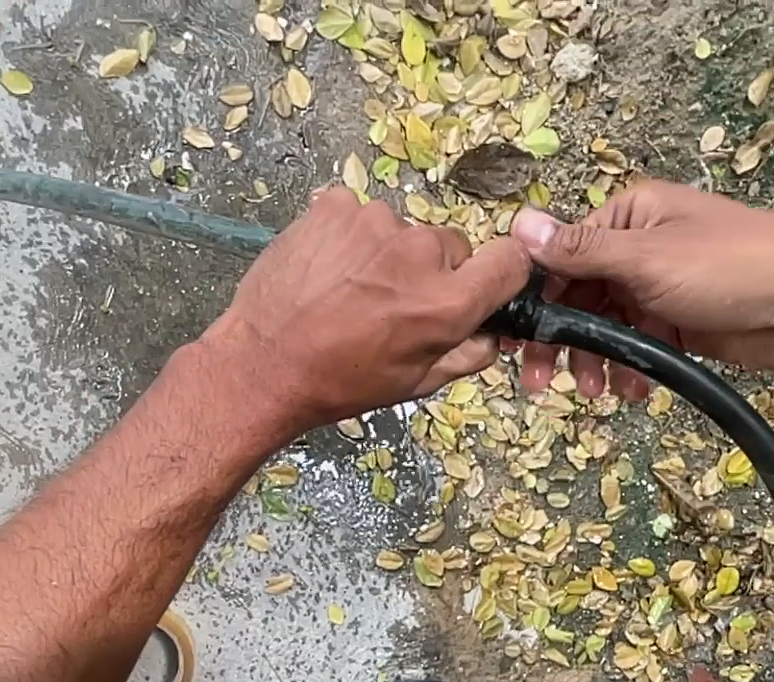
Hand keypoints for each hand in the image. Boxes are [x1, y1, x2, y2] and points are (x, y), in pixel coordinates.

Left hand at [186, 188, 530, 441]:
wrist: (263, 365)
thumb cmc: (341, 383)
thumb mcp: (414, 384)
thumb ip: (468, 354)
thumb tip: (495, 333)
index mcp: (446, 303)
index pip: (510, 261)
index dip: (500, 274)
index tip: (480, 288)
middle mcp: (418, 252)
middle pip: (450, 248)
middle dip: (432, 274)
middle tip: (391, 306)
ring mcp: (374, 222)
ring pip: (402, 234)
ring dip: (387, 257)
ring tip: (350, 293)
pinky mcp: (335, 206)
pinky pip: (360, 217)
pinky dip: (351, 239)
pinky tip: (328, 272)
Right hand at [507, 180, 773, 397]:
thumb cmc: (732, 268)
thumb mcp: (648, 259)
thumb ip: (580, 250)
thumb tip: (518, 223)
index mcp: (629, 216)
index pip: (560, 257)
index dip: (535, 300)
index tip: (515, 342)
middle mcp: (636, 248)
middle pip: (576, 297)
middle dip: (562, 341)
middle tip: (541, 382)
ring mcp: (654, 288)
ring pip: (602, 328)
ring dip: (595, 361)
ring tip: (600, 392)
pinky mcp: (672, 323)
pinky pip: (633, 347)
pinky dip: (628, 369)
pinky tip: (635, 389)